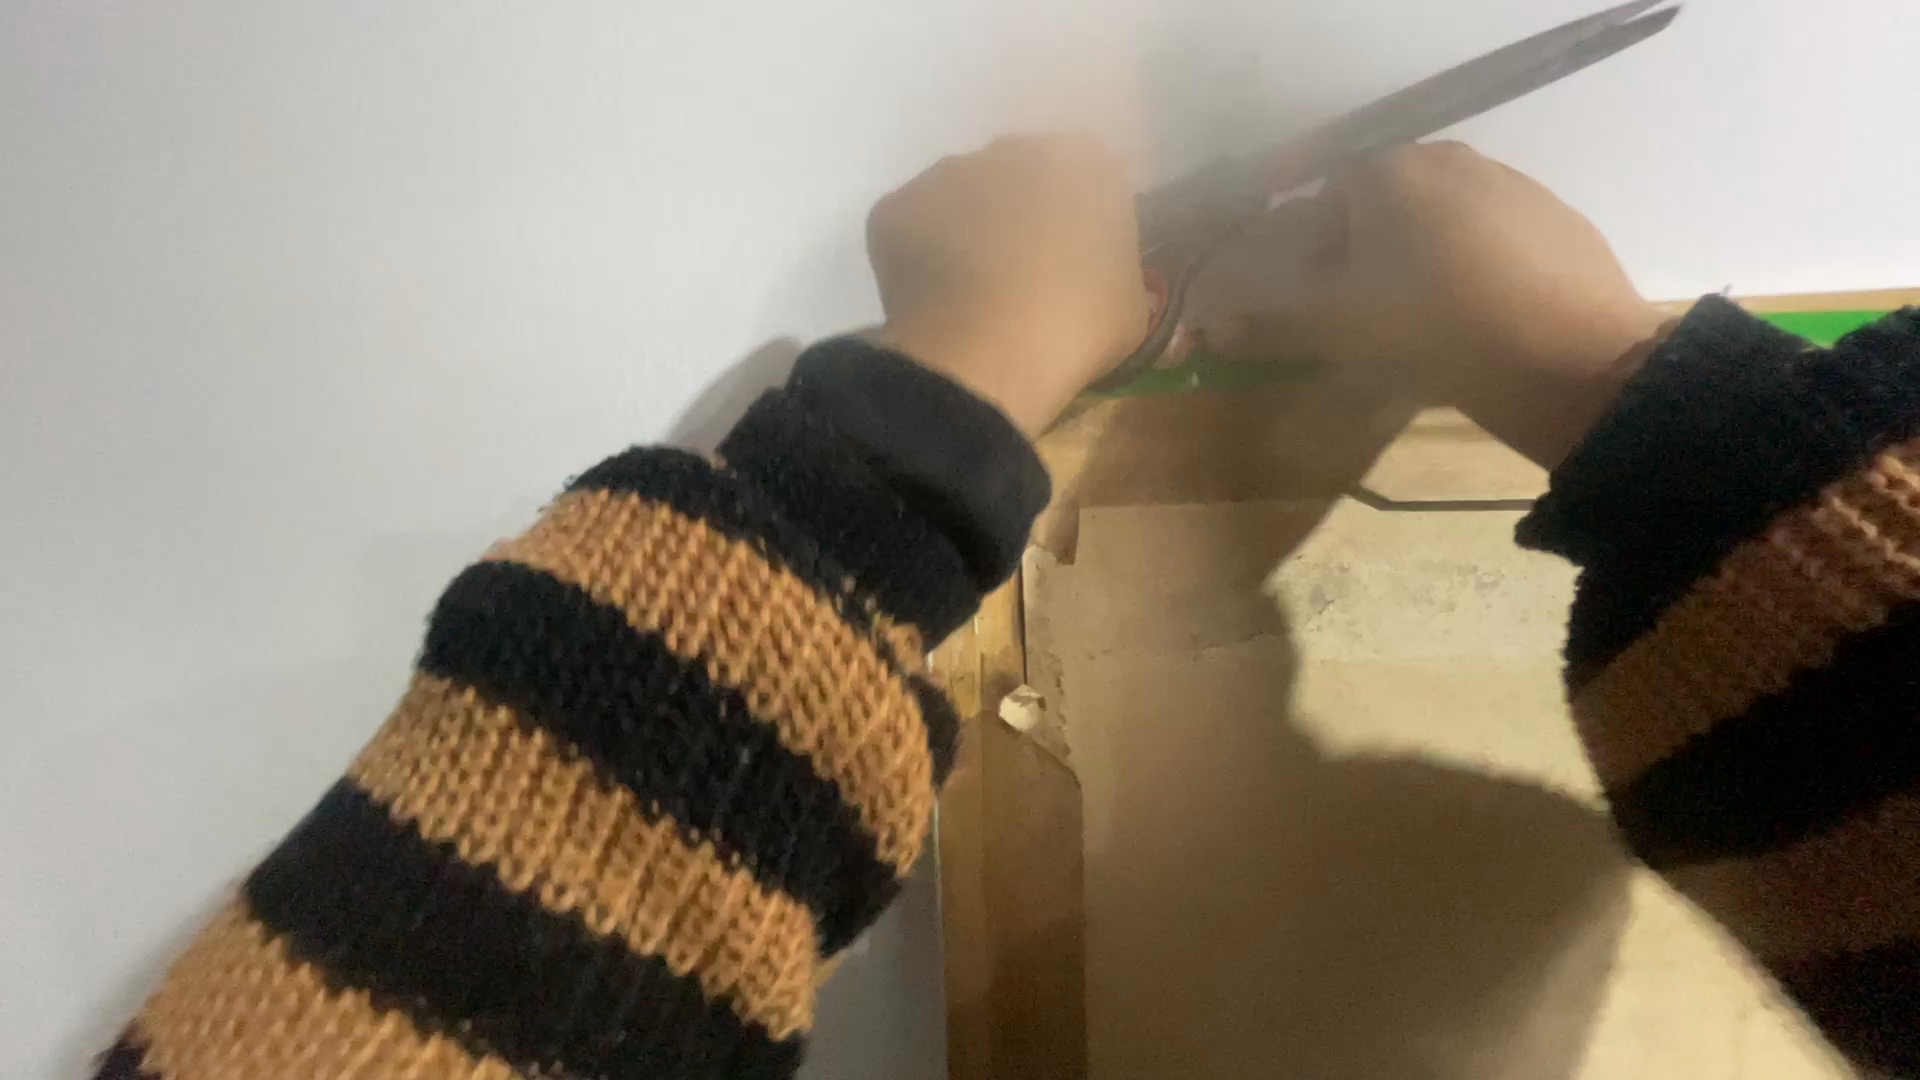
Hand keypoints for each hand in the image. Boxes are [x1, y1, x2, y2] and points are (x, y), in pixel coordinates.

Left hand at [869, 134, 1148, 436]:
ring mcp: (946, 174)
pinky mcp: (895, 209)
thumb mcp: (1129, 308)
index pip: (1089, 170)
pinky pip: (911, 227)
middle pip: (1019, 174)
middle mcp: (1011, 149)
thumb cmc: (1074, 331)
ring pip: (960, 197)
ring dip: (967, 230)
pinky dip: (919, 256)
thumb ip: (1115, 270)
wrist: (986, 356)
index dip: (1081, 214)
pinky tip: (934, 300)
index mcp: (1083, 161)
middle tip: (1022, 275)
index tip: (1077, 257)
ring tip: (971, 292)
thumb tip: (1096, 274)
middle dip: (1021, 213)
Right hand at [1198, 142, 1666, 466]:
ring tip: (1409, 316)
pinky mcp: (1554, 220)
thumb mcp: (1332, 330)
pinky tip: (1464, 315)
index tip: (1309, 283)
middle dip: (1357, 245)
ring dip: (1408, 256)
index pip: (1328, 185)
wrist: (1561, 357)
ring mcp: (1512, 186)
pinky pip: (1484, 234)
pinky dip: (1461, 265)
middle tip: (1352, 304)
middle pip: (1382, 198)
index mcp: (1391, 174)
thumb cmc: (1425, 326)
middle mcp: (1452, 161)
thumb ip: (1266, 327)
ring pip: (1434, 216)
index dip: (1309, 235)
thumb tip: (1208, 333)